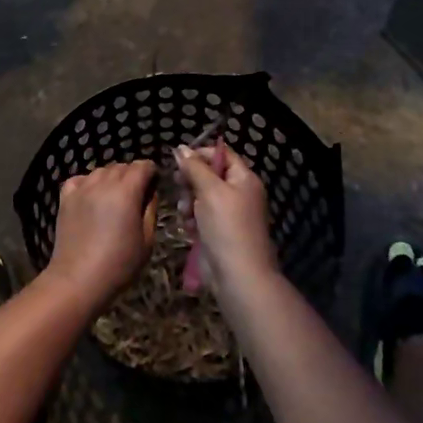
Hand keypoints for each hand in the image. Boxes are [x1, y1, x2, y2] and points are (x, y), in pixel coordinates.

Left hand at [45, 160, 158, 306]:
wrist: (77, 281)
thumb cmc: (118, 264)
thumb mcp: (147, 240)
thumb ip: (150, 210)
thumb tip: (149, 193)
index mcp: (127, 191)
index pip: (143, 165)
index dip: (151, 172)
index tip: (154, 184)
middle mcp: (104, 183)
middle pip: (122, 166)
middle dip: (132, 174)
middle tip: (136, 195)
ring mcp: (82, 189)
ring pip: (101, 170)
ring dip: (111, 178)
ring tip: (114, 196)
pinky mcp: (65, 200)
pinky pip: (79, 179)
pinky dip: (88, 182)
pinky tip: (91, 196)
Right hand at [174, 141, 277, 302]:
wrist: (238, 274)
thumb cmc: (227, 226)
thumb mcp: (210, 191)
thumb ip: (195, 168)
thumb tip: (181, 148)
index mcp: (244, 178)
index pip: (222, 154)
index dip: (200, 154)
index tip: (179, 160)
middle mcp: (239, 193)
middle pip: (209, 175)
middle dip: (191, 181)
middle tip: (181, 188)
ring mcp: (229, 214)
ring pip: (201, 197)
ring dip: (189, 203)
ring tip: (186, 214)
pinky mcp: (218, 232)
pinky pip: (200, 217)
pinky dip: (193, 220)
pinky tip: (190, 229)